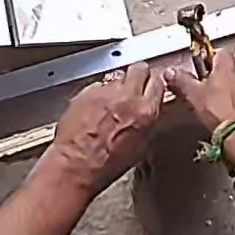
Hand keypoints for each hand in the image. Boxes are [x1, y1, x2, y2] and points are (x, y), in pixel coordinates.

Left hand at [40, 62, 164, 195]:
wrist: (76, 165)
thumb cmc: (105, 164)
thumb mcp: (140, 147)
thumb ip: (147, 121)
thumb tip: (148, 112)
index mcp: (145, 111)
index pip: (158, 83)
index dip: (155, 85)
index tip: (152, 88)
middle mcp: (126, 97)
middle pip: (139, 69)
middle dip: (138, 76)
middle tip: (133, 86)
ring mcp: (105, 92)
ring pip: (117, 77)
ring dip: (116, 87)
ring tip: (110, 104)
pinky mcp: (86, 92)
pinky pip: (97, 86)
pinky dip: (97, 94)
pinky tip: (93, 109)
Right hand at [163, 53, 234, 133]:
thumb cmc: (218, 109)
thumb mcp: (193, 93)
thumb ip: (182, 80)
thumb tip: (171, 72)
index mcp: (227, 64)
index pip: (218, 51)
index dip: (207, 57)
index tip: (197, 64)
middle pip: (227, 65)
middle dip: (215, 72)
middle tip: (202, 81)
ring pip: (234, 80)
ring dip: (224, 85)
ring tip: (211, 97)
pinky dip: (231, 99)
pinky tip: (221, 108)